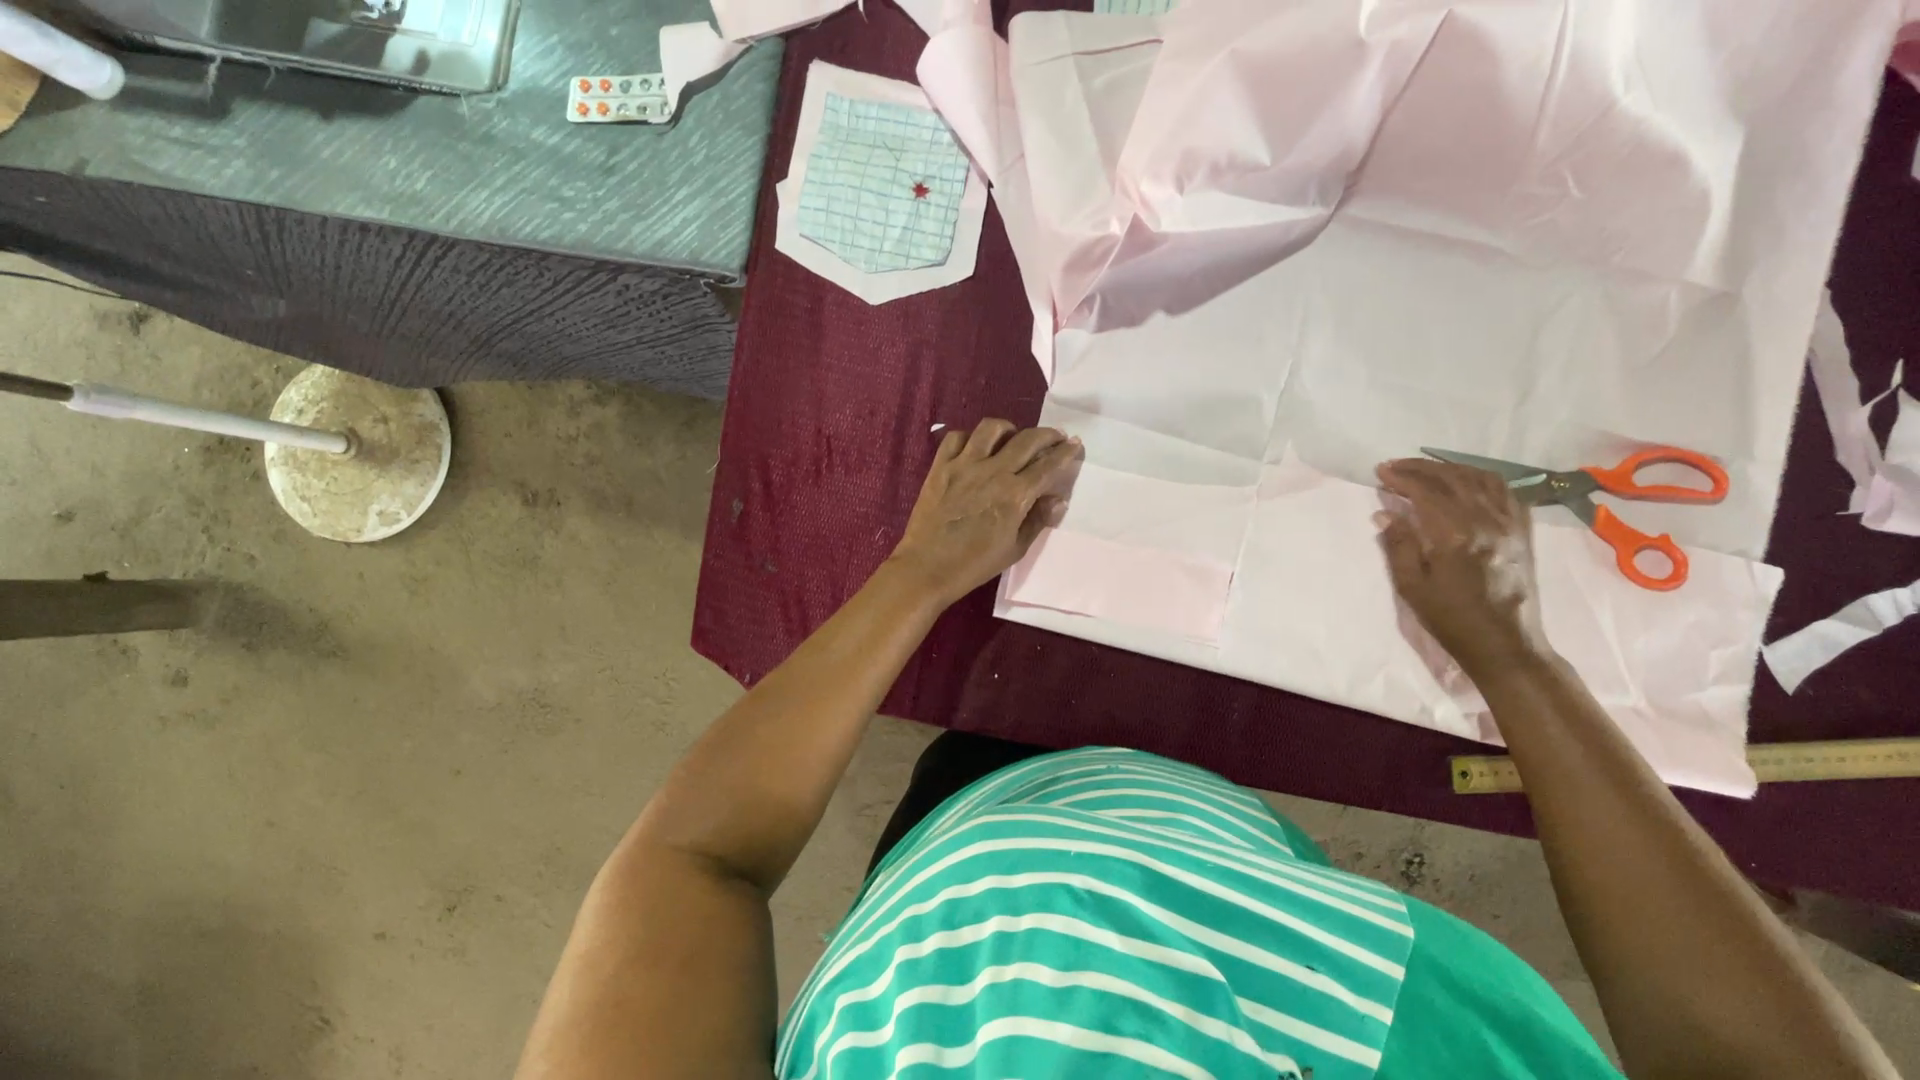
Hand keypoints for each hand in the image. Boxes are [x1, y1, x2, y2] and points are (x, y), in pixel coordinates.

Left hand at [888, 419, 1082, 606]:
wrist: (927, 568)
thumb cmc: (974, 564)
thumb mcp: (1015, 548)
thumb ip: (1037, 519)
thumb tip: (1058, 499)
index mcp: (1014, 495)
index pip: (1048, 465)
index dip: (1065, 452)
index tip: (1074, 444)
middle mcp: (992, 472)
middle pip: (1027, 440)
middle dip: (1047, 435)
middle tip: (1054, 438)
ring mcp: (964, 465)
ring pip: (991, 429)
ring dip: (1009, 429)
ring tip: (1013, 438)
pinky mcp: (940, 466)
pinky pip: (957, 437)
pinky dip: (971, 438)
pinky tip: (976, 448)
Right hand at [1375, 459, 1553, 679]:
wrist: (1505, 644)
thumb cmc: (1451, 619)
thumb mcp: (1412, 588)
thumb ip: (1398, 545)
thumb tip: (1385, 513)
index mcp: (1455, 535)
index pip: (1426, 492)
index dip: (1401, 478)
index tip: (1381, 472)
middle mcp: (1486, 522)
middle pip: (1453, 478)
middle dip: (1422, 468)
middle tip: (1396, 466)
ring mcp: (1510, 524)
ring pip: (1481, 478)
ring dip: (1451, 468)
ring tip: (1428, 470)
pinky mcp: (1523, 532)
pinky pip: (1506, 492)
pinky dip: (1483, 479)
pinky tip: (1467, 483)